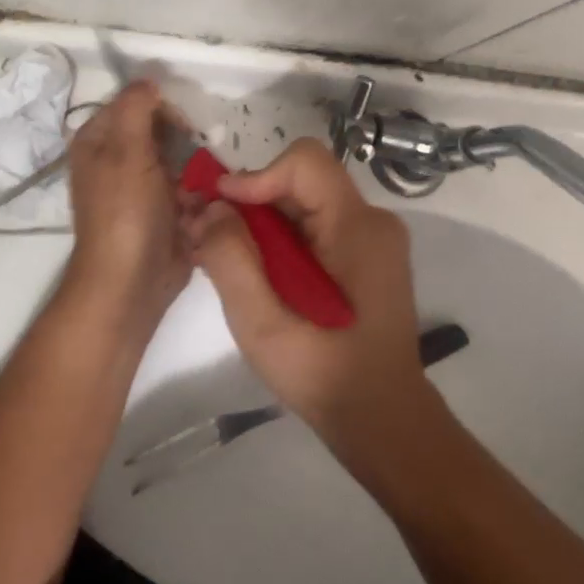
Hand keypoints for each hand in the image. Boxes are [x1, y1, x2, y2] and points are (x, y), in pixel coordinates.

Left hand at [64, 81, 192, 334]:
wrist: (131, 283)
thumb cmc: (125, 212)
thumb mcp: (127, 150)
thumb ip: (136, 108)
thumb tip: (147, 81)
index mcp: (97, 143)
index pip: (130, 104)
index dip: (158, 105)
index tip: (186, 120)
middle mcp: (115, 162)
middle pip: (157, 133)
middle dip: (181, 140)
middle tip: (202, 149)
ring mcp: (139, 191)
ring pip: (177, 163)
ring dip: (194, 171)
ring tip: (202, 182)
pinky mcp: (162, 216)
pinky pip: (187, 194)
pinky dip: (197, 198)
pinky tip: (204, 207)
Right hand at [183, 138, 430, 454]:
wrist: (381, 421)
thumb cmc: (324, 376)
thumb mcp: (263, 325)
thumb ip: (232, 260)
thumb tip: (209, 207)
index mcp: (357, 230)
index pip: (304, 162)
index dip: (255, 175)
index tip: (218, 209)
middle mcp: (370, 223)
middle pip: (297, 181)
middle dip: (246, 201)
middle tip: (202, 234)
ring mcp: (368, 240)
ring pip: (299, 203)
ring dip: (255, 222)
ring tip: (217, 255)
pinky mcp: (359, 257)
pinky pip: (309, 226)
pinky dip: (273, 238)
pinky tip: (247, 270)